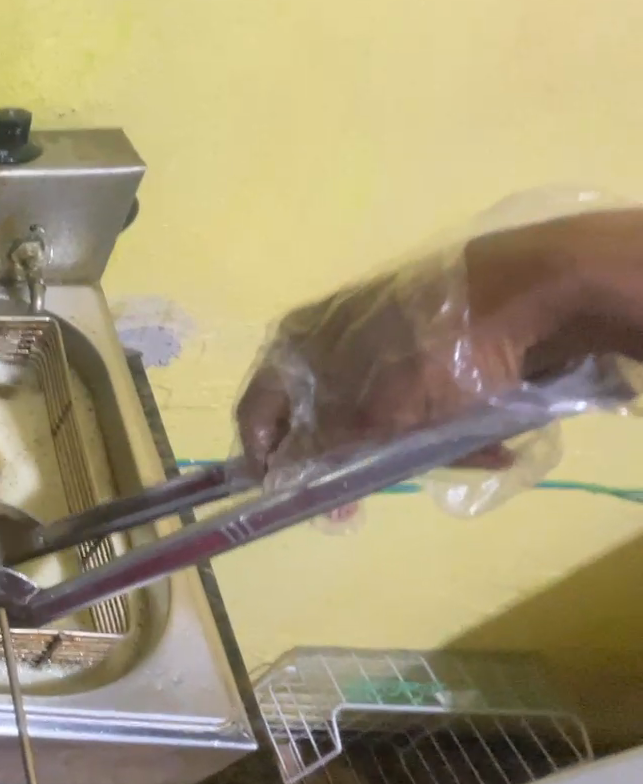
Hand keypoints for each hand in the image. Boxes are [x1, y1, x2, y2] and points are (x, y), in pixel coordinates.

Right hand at [236, 208, 642, 474]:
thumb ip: (315, 452)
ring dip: (402, 441)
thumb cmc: (426, 358)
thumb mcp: (367, 420)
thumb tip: (279, 479)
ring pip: (369, 406)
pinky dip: (441, 417)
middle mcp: (319, 341)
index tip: (287, 493)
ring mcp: (372, 333)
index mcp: (287, 352)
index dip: (265, 459)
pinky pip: (416, 389)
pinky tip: (481, 439)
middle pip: (311, 414)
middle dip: (341, 457)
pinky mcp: (424, 332)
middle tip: (362, 491)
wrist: (528, 290)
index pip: (255, 416)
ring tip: (451, 460)